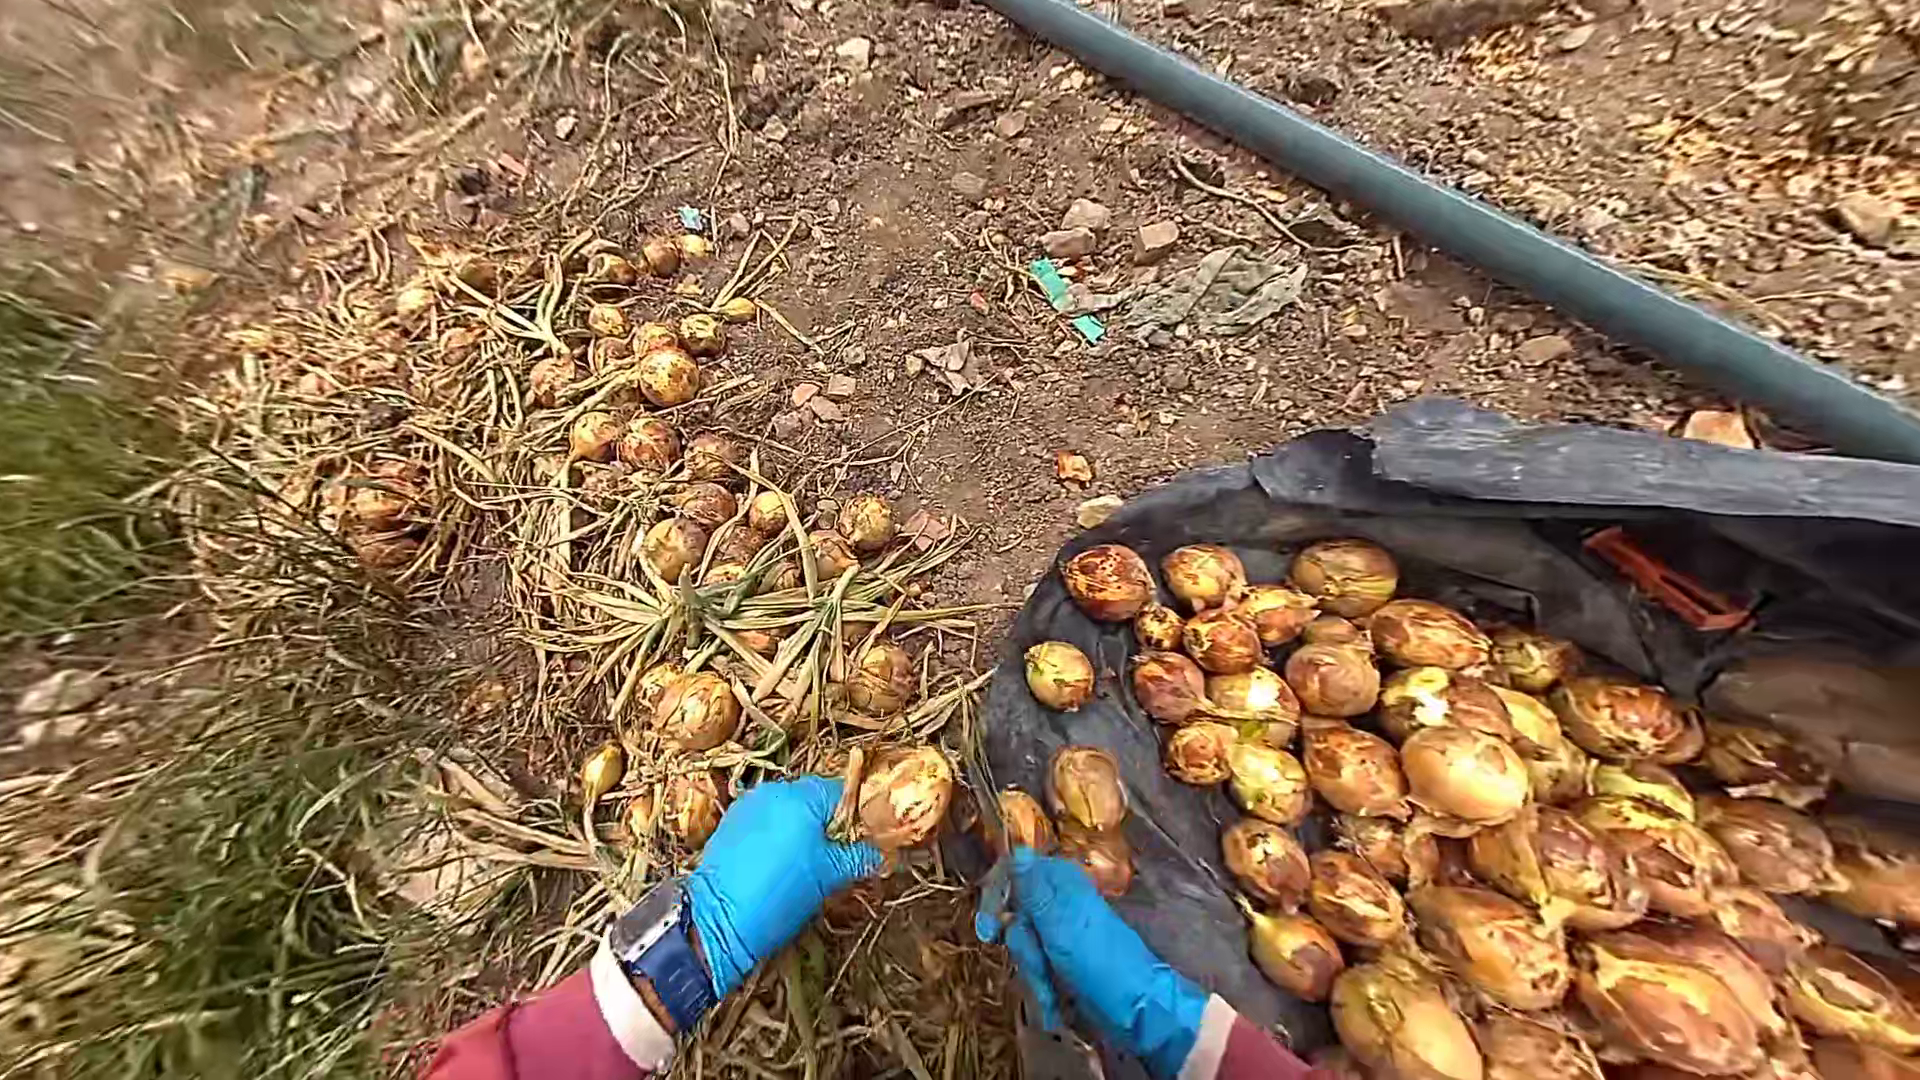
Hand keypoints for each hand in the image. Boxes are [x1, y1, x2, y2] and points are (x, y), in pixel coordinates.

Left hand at [686, 776, 880, 995]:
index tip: (856, 840)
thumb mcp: (828, 876)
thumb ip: (857, 857)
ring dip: (797, 826)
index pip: (841, 791)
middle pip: (813, 798)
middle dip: (824, 822)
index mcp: (803, 796)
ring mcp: (750, 803)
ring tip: (800, 861)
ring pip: (787, 808)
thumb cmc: (781, 893)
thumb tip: (879, 853)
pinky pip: (763, 819)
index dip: (852, 815)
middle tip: (831, 854)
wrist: (715, 922)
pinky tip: (773, 862)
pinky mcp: (730, 821)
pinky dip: (773, 833)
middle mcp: (776, 790)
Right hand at [976, 849, 1207, 1078]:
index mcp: (1058, 878)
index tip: (987, 930)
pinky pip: (1037, 962)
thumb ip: (1032, 887)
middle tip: (1038, 964)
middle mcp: (1057, 897)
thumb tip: (1015, 845)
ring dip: (1033, 971)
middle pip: (1014, 912)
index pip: (1012, 871)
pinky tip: (1054, 1002)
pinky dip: (1042, 984)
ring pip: (1024, 942)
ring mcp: (1060, 927)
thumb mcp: (1058, 923)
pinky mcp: (1063, 955)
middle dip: (1023, 947)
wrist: (1136, 1007)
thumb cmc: (1097, 959)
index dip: (995, 896)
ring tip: (1051, 992)